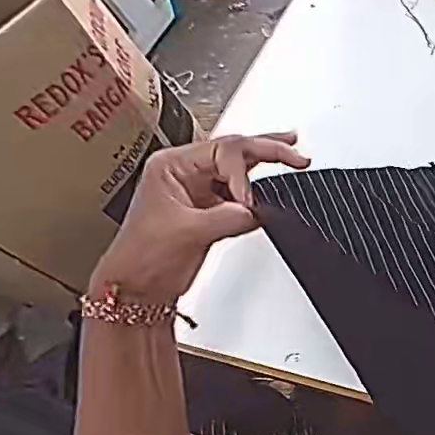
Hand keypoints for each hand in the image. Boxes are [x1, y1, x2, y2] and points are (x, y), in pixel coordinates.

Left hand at [89, 133, 308, 303]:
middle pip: (234, 149)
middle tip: (296, 153)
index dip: (243, 175)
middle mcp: (185, 171)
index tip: (249, 202)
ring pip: (240, 163)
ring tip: (293, 152)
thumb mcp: (190, 232)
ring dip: (267, 157)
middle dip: (268, 147)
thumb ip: (231, 216)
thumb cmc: (144, 256)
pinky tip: (277, 175)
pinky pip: (241, 187)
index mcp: (171, 166)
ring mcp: (199, 187)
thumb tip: (258, 210)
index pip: (222, 152)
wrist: (138, 286)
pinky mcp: (210, 206)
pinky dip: (262, 181)